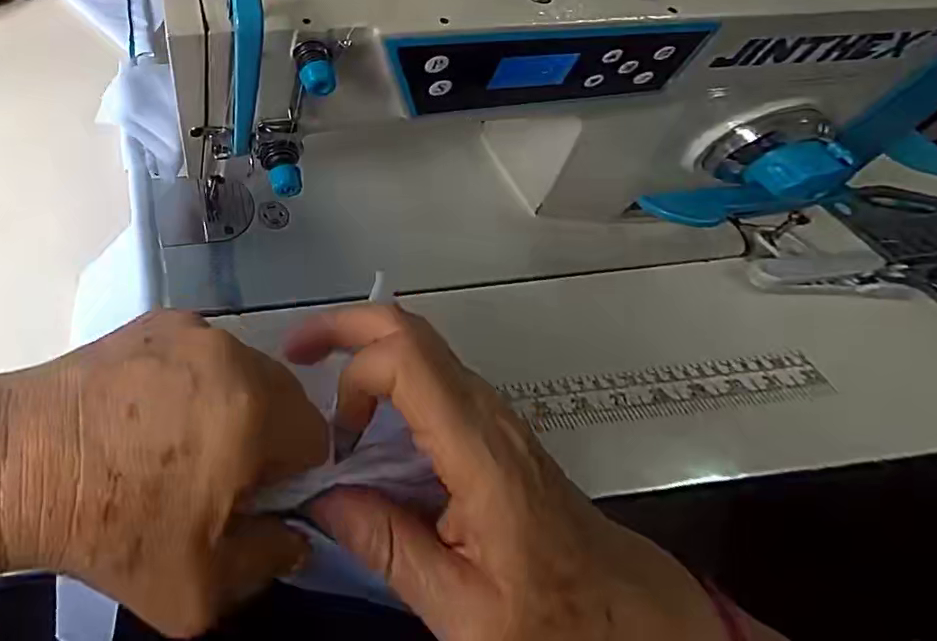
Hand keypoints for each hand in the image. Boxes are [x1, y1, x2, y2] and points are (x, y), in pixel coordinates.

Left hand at [0, 311, 325, 636]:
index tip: (250, 499)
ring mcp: (177, 326)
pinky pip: (192, 354)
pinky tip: (144, 413)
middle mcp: (220, 348)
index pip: (316, 437)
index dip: (290, 477)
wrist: (17, 457)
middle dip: (262, 436)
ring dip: (224, 404)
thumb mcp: (205, 588)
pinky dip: (186, 380)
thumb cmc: (111, 526)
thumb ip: (270, 559)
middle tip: (212, 474)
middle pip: (278, 394)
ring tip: (171, 441)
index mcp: (250, 403)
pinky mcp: (141, 320)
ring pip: (235, 371)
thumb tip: (287, 528)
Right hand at [284, 306, 739, 640]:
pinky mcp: (485, 423)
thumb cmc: (561, 623)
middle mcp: (486, 415)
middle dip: (340, 326)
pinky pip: (422, 369)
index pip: (404, 361)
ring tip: (313, 376)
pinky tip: (355, 409)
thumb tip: (318, 495)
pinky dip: (377, 367)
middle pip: (406, 328)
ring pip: (414, 340)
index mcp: (483, 455)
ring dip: (355, 344)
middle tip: (295, 351)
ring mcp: (488, 413)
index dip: (353, 377)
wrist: (640, 626)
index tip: (337, 433)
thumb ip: (386, 548)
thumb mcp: (468, 614)